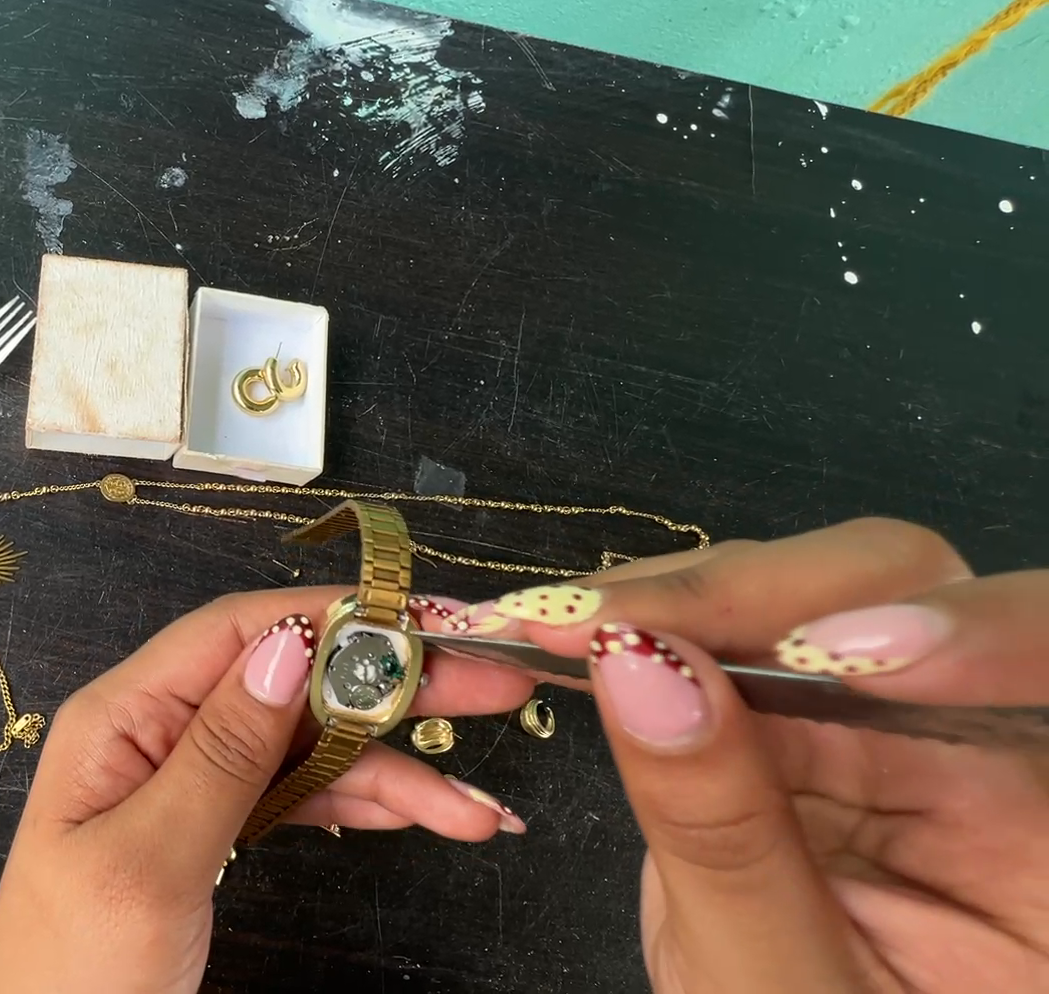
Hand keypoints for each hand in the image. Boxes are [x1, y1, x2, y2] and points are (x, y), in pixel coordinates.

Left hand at [0, 587, 534, 993]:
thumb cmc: (79, 965)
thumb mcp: (147, 859)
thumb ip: (219, 753)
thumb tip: (286, 648)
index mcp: (123, 712)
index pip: (232, 632)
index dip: (326, 617)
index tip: (420, 620)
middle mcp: (159, 727)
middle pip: (282, 679)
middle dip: (382, 681)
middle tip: (490, 683)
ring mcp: (192, 773)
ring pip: (303, 742)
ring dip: (391, 765)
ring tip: (480, 805)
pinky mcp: (218, 820)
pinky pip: (298, 793)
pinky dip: (363, 803)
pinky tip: (428, 816)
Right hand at [452, 519, 1048, 991]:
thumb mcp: (775, 982)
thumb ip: (719, 831)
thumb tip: (628, 657)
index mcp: (1040, 826)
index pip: (1048, 666)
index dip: (970, 627)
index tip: (826, 655)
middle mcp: (960, 735)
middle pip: (881, 583)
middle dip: (726, 594)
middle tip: (585, 616)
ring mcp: (852, 709)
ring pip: (769, 588)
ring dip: (651, 599)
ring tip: (539, 623)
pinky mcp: (766, 705)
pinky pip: (700, 628)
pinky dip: (620, 621)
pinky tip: (552, 630)